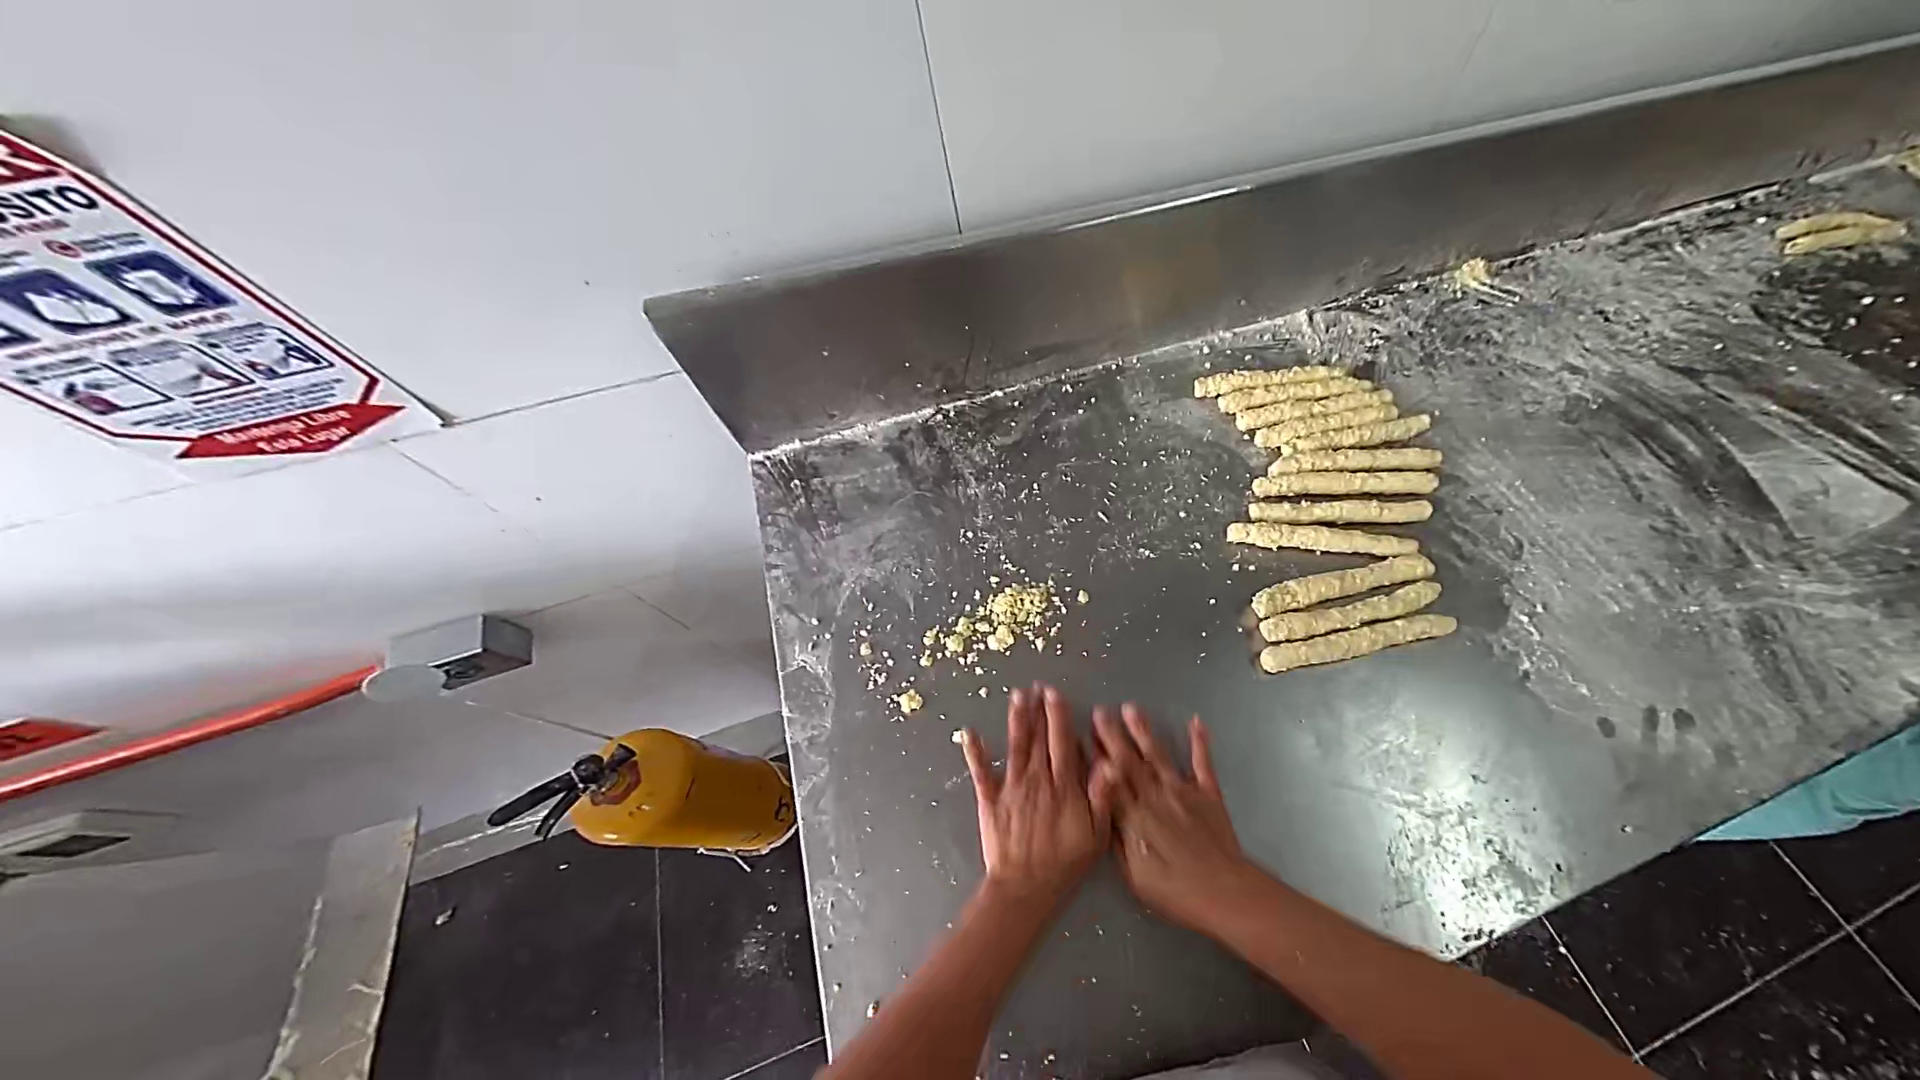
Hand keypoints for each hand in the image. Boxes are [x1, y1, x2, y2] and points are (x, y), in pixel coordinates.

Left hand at [961, 684, 1109, 904]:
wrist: (1025, 887)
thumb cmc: (1065, 862)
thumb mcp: (1095, 834)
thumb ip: (1101, 797)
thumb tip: (1108, 762)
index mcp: (1063, 786)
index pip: (1062, 743)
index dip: (1059, 717)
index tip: (1055, 695)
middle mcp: (1037, 780)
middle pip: (1038, 739)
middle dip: (1039, 711)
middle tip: (1037, 687)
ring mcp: (1011, 787)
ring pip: (1015, 747)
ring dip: (1016, 720)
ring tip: (1017, 697)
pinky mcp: (990, 799)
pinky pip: (981, 772)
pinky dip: (975, 752)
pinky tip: (969, 732)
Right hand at [1091, 705, 1255, 932]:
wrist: (1227, 895)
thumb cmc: (1176, 892)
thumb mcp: (1135, 876)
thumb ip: (1117, 840)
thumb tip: (1101, 810)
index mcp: (1135, 817)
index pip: (1110, 780)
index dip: (1096, 758)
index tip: (1082, 735)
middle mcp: (1155, 796)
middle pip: (1130, 761)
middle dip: (1113, 735)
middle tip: (1100, 712)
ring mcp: (1183, 791)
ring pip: (1158, 755)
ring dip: (1144, 731)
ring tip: (1131, 708)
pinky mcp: (1208, 794)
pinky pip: (1202, 763)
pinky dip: (1200, 742)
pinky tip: (1196, 722)